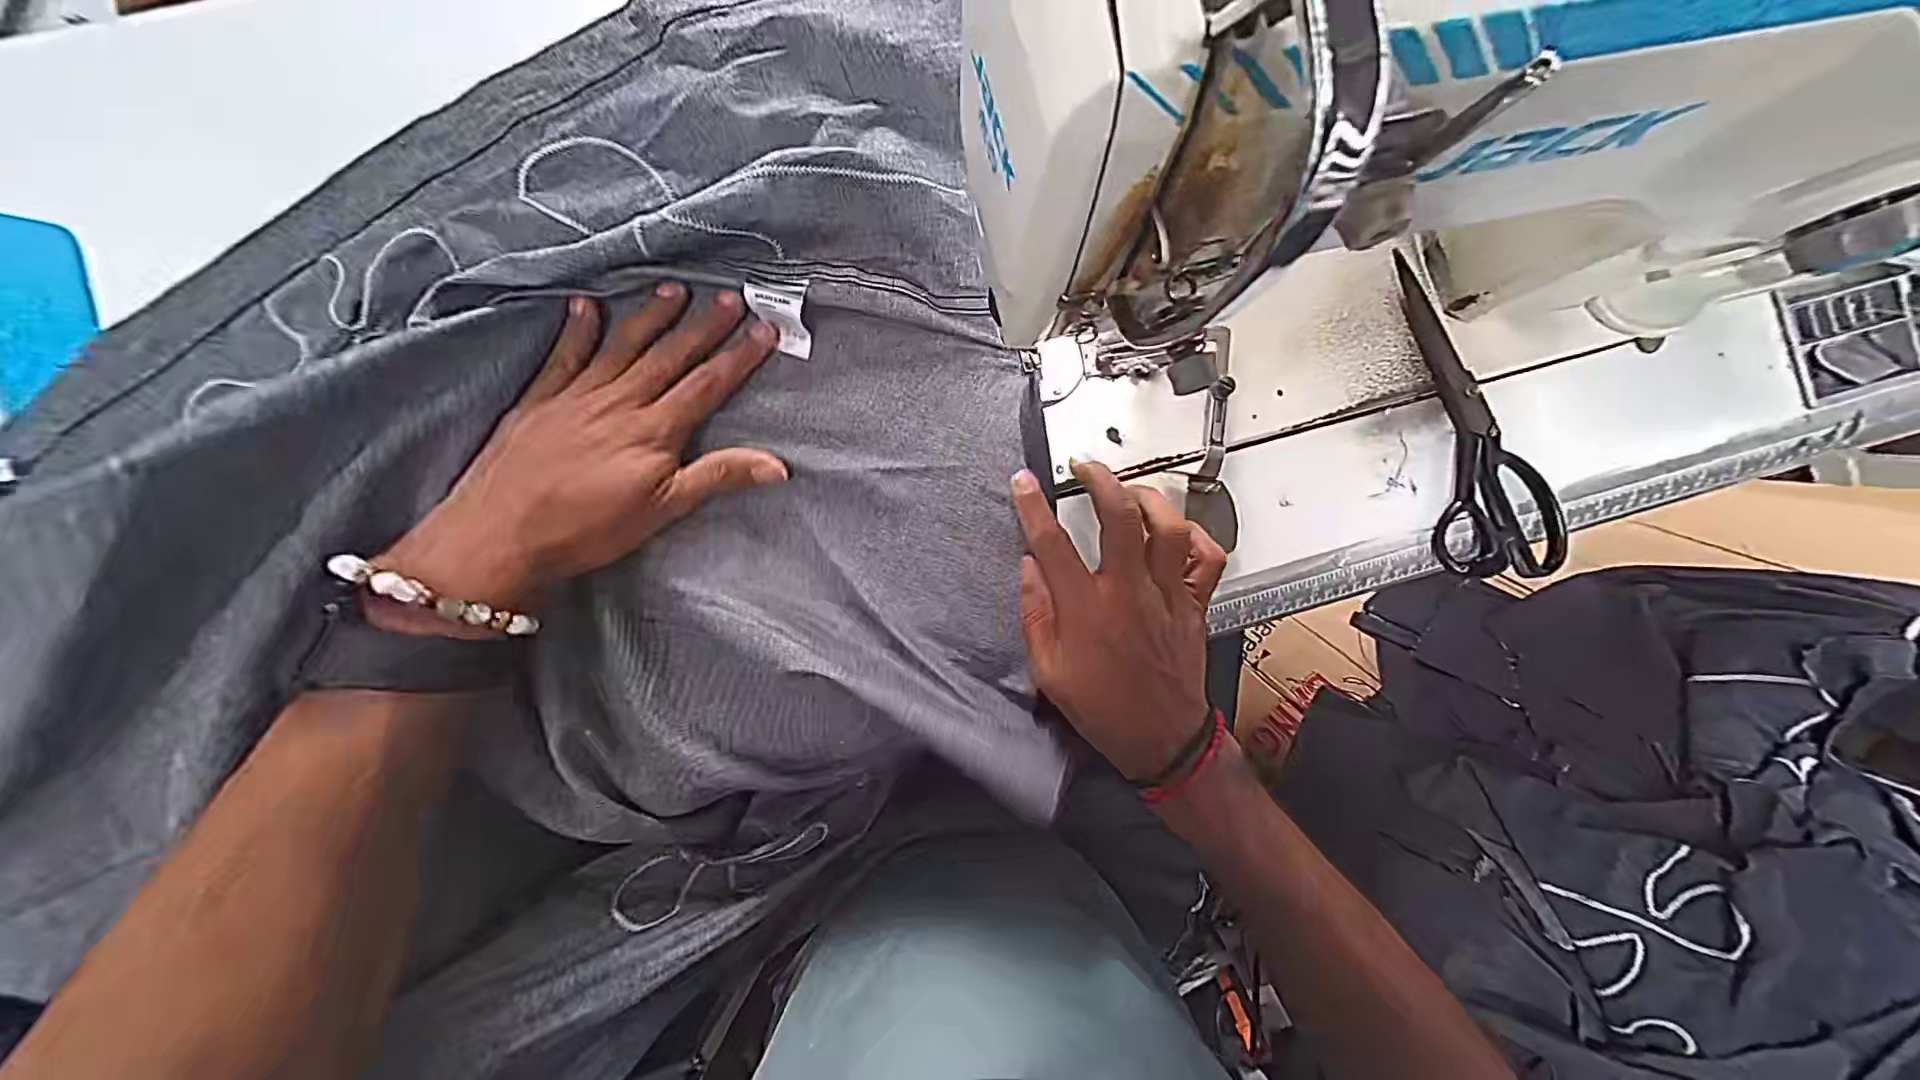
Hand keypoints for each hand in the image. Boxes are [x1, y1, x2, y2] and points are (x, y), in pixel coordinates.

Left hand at [381, 284, 785, 609]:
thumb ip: (719, 477)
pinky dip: (578, 329)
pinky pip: (565, 355)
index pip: (707, 384)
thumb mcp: (663, 510)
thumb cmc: (587, 529)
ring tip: (675, 290)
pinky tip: (586, 305)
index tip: (764, 331)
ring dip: (652, 317)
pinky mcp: (540, 401)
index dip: (739, 356)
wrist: (499, 535)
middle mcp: (619, 403)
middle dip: (705, 326)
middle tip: (732, 298)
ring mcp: (577, 397)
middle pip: (671, 356)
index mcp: (653, 431)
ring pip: (623, 346)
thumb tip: (777, 466)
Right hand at [1011, 461, 1228, 780]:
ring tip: (1128, 491)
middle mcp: (1128, 592)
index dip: (1032, 507)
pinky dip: (1193, 536)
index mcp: (1086, 608)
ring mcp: (1165, 595)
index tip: (1024, 483)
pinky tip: (1175, 531)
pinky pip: (1206, 558)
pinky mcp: (1192, 604)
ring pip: (1167, 527)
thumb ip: (1035, 613)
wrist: (1160, 738)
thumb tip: (1030, 569)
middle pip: (1119, 517)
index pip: (1053, 543)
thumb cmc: (1104, 708)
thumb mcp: (1049, 669)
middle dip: (1099, 480)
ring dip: (1147, 499)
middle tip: (1085, 467)